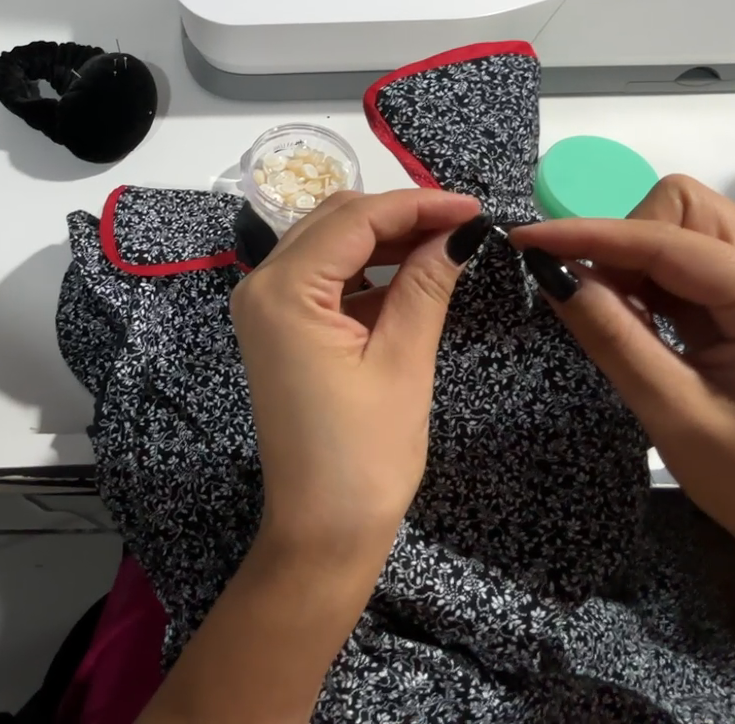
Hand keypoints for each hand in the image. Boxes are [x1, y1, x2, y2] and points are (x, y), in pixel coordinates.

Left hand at [231, 188, 484, 563]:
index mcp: (283, 291)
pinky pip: (323, 278)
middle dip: (399, 216)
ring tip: (446, 244)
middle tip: (463, 224)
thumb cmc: (364, 456)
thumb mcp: (403, 363)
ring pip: (328, 244)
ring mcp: (264, 306)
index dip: (417, 204)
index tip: (474, 206)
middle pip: (335, 222)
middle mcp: (261, 286)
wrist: (322, 529)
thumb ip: (426, 285)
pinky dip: (365, 271)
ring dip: (383, 239)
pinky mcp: (278, 326)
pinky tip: (410, 273)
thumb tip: (459, 232)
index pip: (354, 219)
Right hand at [508, 175, 734, 572]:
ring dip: (634, 260)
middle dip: (621, 241)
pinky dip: (651, 279)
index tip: (524, 240)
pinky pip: (692, 260)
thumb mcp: (671, 412)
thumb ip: (610, 334)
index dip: (589, 234)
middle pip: (684, 210)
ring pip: (685, 227)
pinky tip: (642, 321)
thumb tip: (548, 271)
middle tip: (591, 297)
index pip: (667, 238)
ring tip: (618, 317)